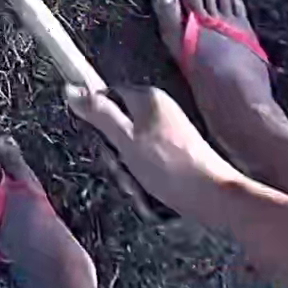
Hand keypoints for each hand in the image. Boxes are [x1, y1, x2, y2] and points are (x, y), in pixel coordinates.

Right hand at [65, 85, 246, 213]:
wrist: (218, 199)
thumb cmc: (168, 167)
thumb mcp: (124, 140)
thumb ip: (97, 113)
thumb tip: (70, 88)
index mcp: (146, 97)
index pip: (106, 95)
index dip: (99, 119)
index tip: (104, 144)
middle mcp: (159, 106)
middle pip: (119, 120)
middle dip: (115, 148)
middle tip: (123, 169)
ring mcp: (171, 126)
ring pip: (133, 140)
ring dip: (128, 163)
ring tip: (137, 183)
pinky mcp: (179, 147)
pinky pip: (149, 152)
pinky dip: (145, 169)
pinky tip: (150, 186)